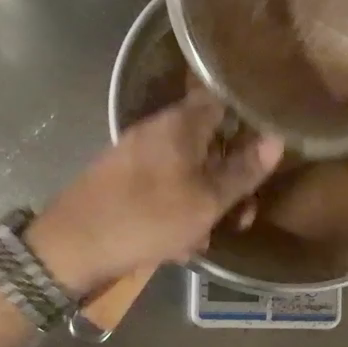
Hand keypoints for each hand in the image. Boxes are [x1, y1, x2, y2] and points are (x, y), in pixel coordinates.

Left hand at [27, 90, 283, 294]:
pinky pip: (163, 189)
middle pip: (207, 142)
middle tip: (242, 213)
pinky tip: (177, 244)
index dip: (248, 117)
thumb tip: (275, 139)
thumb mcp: (205, 200)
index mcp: (178, 124)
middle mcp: (155, 131)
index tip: (269, 140)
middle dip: (229, 177)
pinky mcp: (121, 182)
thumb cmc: (146, 218)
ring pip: (187, 171)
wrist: (71, 247)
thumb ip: (242, 171)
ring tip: (206, 237)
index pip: (221, 99)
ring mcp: (135, 157)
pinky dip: (177, 212)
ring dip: (204, 202)